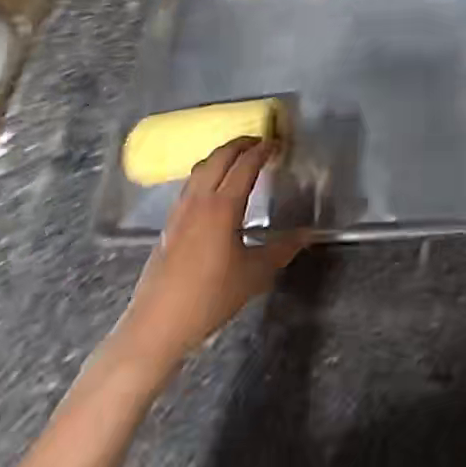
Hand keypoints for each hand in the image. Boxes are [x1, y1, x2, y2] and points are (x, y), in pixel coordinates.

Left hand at [114, 137, 305, 368]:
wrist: (158, 323)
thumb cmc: (211, 297)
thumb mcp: (254, 274)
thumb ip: (282, 249)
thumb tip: (307, 234)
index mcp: (222, 206)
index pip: (245, 165)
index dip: (262, 151)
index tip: (277, 144)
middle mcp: (199, 200)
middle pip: (219, 158)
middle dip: (240, 144)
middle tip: (260, 142)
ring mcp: (180, 210)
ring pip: (201, 168)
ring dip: (221, 156)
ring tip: (238, 158)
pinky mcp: (170, 224)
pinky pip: (191, 185)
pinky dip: (207, 173)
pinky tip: (214, 190)